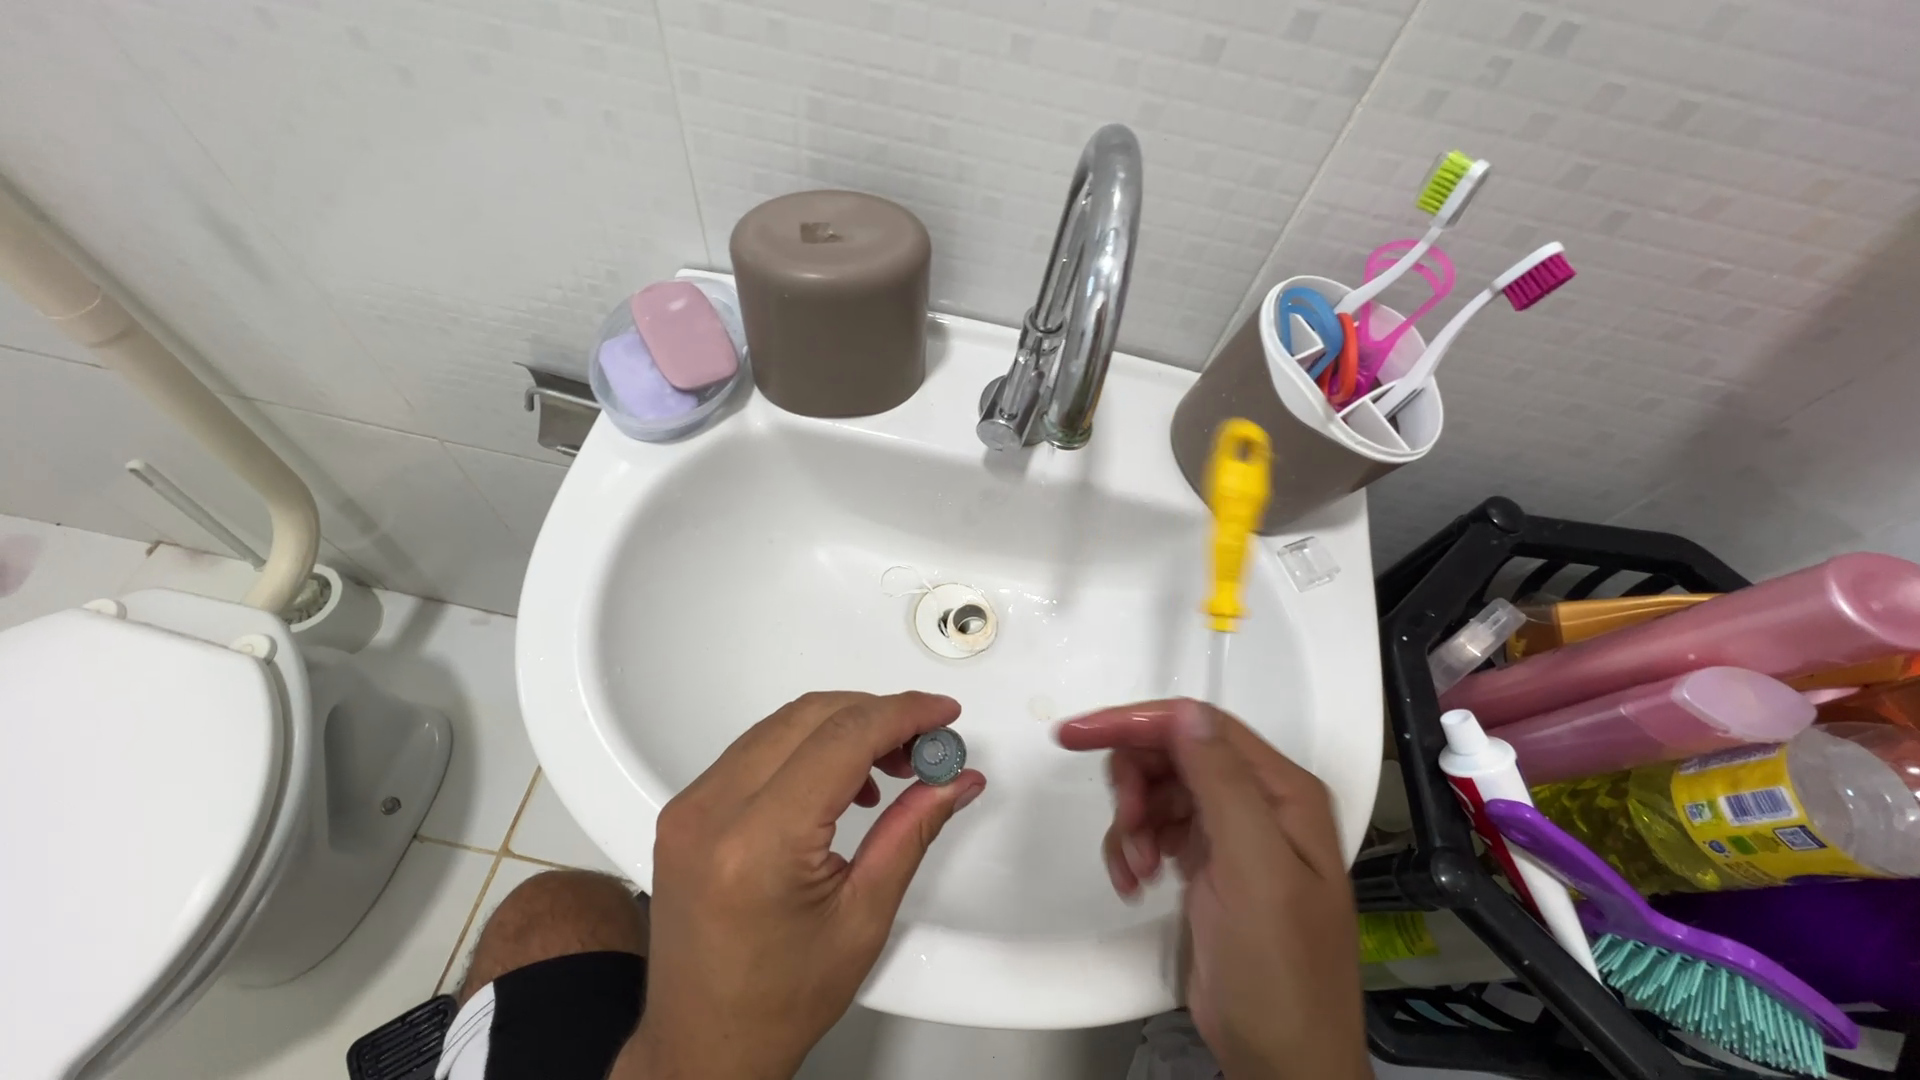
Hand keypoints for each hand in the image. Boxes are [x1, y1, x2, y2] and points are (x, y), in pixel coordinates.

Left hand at [619, 692, 984, 1079]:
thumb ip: (913, 831)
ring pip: (784, 724)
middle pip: (812, 716)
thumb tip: (953, 779)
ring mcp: (691, 806)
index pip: (842, 740)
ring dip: (844, 727)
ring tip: (891, 765)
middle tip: (924, 743)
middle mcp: (712, 813)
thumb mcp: (865, 916)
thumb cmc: (778, 1001)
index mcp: (758, 845)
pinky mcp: (688, 808)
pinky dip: (809, 746)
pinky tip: (843, 781)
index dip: (902, 714)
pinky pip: (757, 747)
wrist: (705, 1043)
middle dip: (878, 715)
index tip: (941, 713)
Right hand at [1057, 699, 1367, 1079]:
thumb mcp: (1253, 869)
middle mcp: (1257, 802)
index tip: (1076, 736)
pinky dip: (1132, 848)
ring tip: (1133, 870)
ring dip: (1131, 823)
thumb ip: (1222, 783)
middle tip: (1126, 829)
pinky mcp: (1205, 864)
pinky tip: (1133, 882)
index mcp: (1281, 791)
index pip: (1198, 726)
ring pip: (1157, 791)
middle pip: (1172, 755)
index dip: (1135, 722)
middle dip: (1135, 785)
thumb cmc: (1278, 969)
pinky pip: (1154, 829)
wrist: (1281, 1061)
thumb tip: (1186, 712)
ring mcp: (1230, 834)